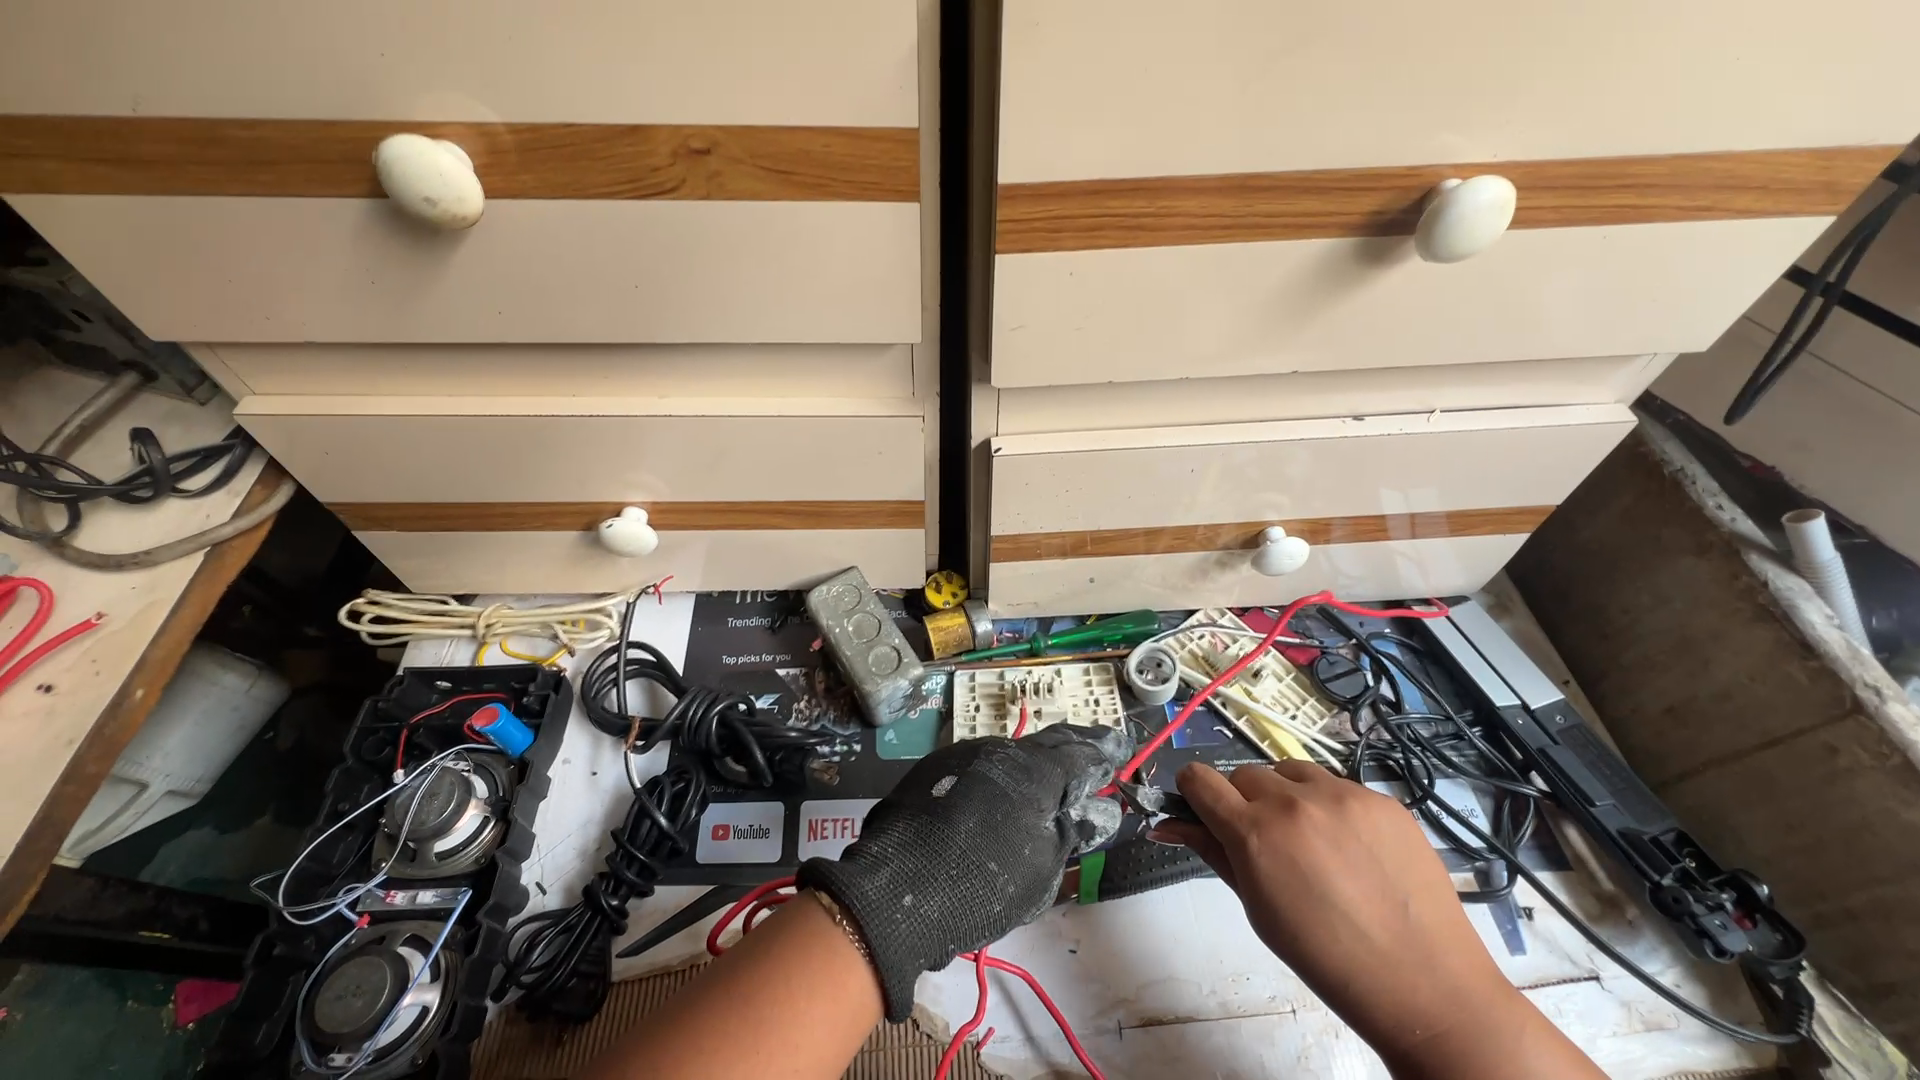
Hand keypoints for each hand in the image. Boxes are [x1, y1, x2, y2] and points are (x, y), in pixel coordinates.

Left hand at [797, 724, 1128, 1021]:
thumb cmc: (984, 885)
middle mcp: (997, 751)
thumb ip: (1069, 833)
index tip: (1120, 748)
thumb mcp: (1043, 870)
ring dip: (1027, 766)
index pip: (1079, 752)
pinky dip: (994, 778)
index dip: (1102, 752)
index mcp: (1034, 771)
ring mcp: (958, 756)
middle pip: (1043, 745)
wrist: (898, 892)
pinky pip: (974, 768)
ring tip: (1043, 779)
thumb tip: (1093, 813)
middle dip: (1070, 748)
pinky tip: (994, 797)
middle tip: (1092, 751)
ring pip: (1005, 756)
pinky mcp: (928, 770)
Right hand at [1153, 760, 1544, 1071]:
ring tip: (1308, 840)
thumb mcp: (1256, 907)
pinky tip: (1350, 849)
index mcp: (1255, 832)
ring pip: (1290, 772)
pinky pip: (1338, 786)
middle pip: (1244, 774)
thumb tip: (1167, 824)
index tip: (1202, 811)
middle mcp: (1295, 801)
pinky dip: (1330, 807)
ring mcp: (1344, 795)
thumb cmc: (1324, 957)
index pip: (1199, 779)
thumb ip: (1212, 853)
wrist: (1422, 982)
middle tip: (1262, 842)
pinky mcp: (1382, 799)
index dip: (1193, 793)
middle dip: (1242, 801)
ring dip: (1285, 795)